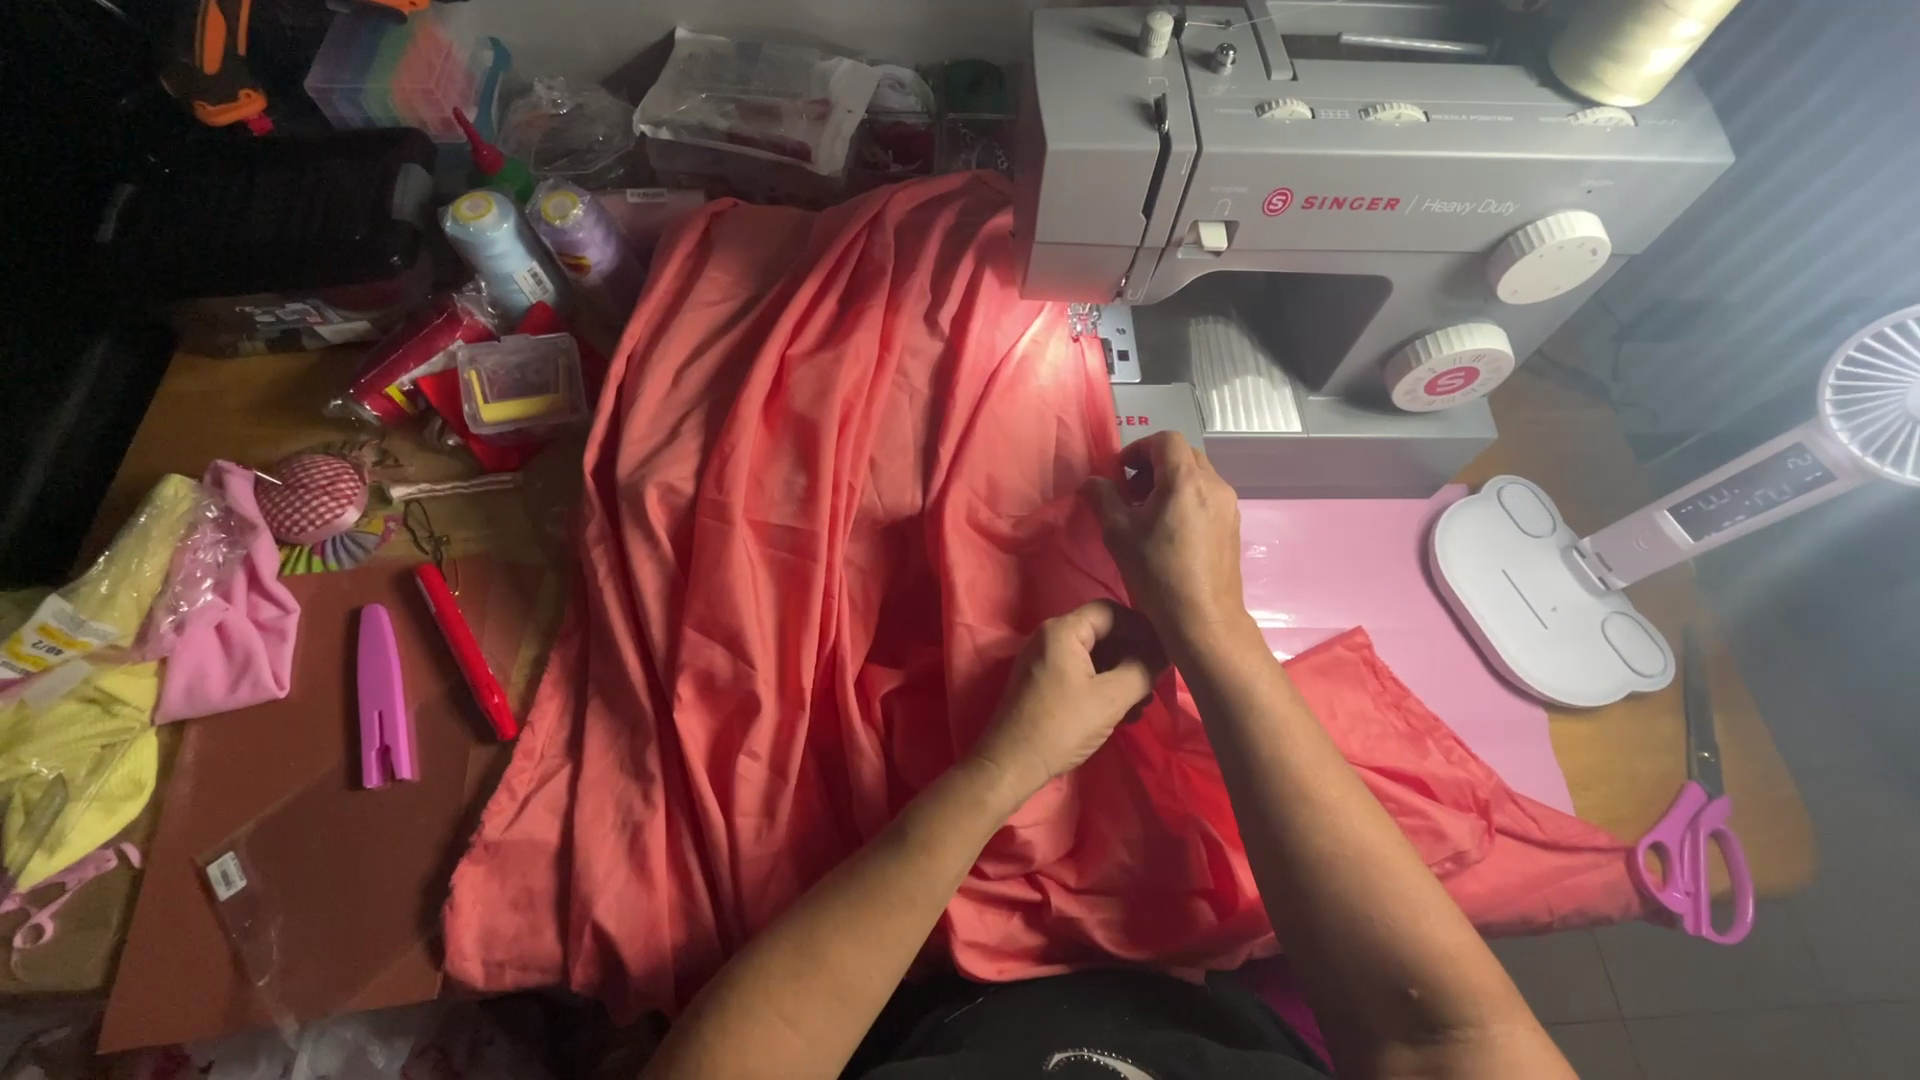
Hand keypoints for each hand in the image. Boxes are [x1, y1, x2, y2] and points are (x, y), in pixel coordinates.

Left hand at [968, 600, 1166, 802]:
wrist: (1012, 763)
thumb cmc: (1062, 726)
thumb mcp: (1111, 698)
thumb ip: (1142, 670)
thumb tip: (1162, 653)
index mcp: (1062, 630)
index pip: (1111, 611)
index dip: (1141, 627)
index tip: (1164, 650)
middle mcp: (1050, 637)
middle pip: (1103, 632)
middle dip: (1133, 655)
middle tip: (1156, 680)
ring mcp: (1044, 660)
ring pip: (1094, 655)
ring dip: (1121, 674)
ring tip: (1142, 703)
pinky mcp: (1044, 682)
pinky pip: (1081, 672)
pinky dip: (1104, 685)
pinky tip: (1122, 712)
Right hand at [1083, 431, 1248, 646]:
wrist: (1202, 617)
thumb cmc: (1156, 573)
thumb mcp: (1118, 534)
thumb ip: (1103, 498)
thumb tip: (1093, 481)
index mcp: (1185, 480)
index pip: (1165, 439)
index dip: (1138, 449)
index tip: (1121, 474)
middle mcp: (1213, 484)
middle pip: (1183, 454)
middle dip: (1154, 465)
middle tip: (1131, 492)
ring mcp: (1228, 505)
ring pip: (1197, 475)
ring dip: (1171, 482)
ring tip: (1149, 513)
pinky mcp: (1233, 525)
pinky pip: (1207, 496)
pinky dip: (1186, 499)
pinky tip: (1170, 530)